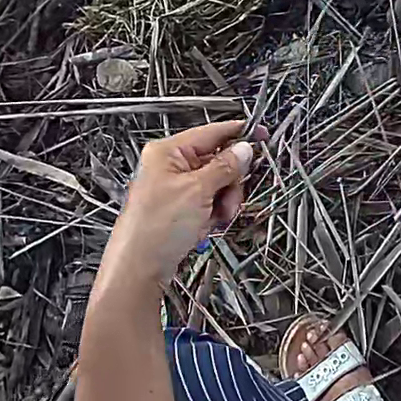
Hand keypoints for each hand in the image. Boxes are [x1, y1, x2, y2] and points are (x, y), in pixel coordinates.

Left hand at [98, 120, 262, 288]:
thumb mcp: (197, 190)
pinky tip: (208, 223)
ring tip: (216, 215)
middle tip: (230, 195)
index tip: (260, 134)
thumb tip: (243, 149)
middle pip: (218, 160)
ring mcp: (175, 188)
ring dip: (224, 200)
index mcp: (168, 152)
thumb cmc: (153, 228)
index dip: (238, 133)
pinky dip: (214, 212)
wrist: (140, 268)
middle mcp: (170, 167)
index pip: (211, 132)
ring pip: (217, 183)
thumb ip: (224, 166)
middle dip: (230, 180)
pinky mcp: (180, 208)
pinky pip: (209, 202)